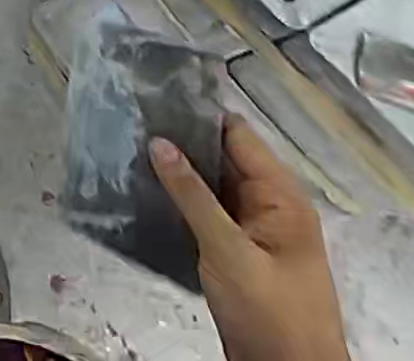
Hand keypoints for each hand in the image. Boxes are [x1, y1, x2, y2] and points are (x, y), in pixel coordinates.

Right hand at [150, 118, 350, 360]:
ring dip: (179, 168)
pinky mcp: (235, 248)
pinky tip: (148, 185)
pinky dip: (181, 196)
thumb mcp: (228, 252)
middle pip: (222, 155)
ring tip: (132, 144)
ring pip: (211, 182)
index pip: (237, 135)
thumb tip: (158, 140)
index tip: (155, 99)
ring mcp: (252, 227)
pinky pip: (207, 208)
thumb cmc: (270, 315)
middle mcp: (269, 203)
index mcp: (281, 195)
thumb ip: (192, 195)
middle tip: (134, 120)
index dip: (198, 115)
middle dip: (182, 139)